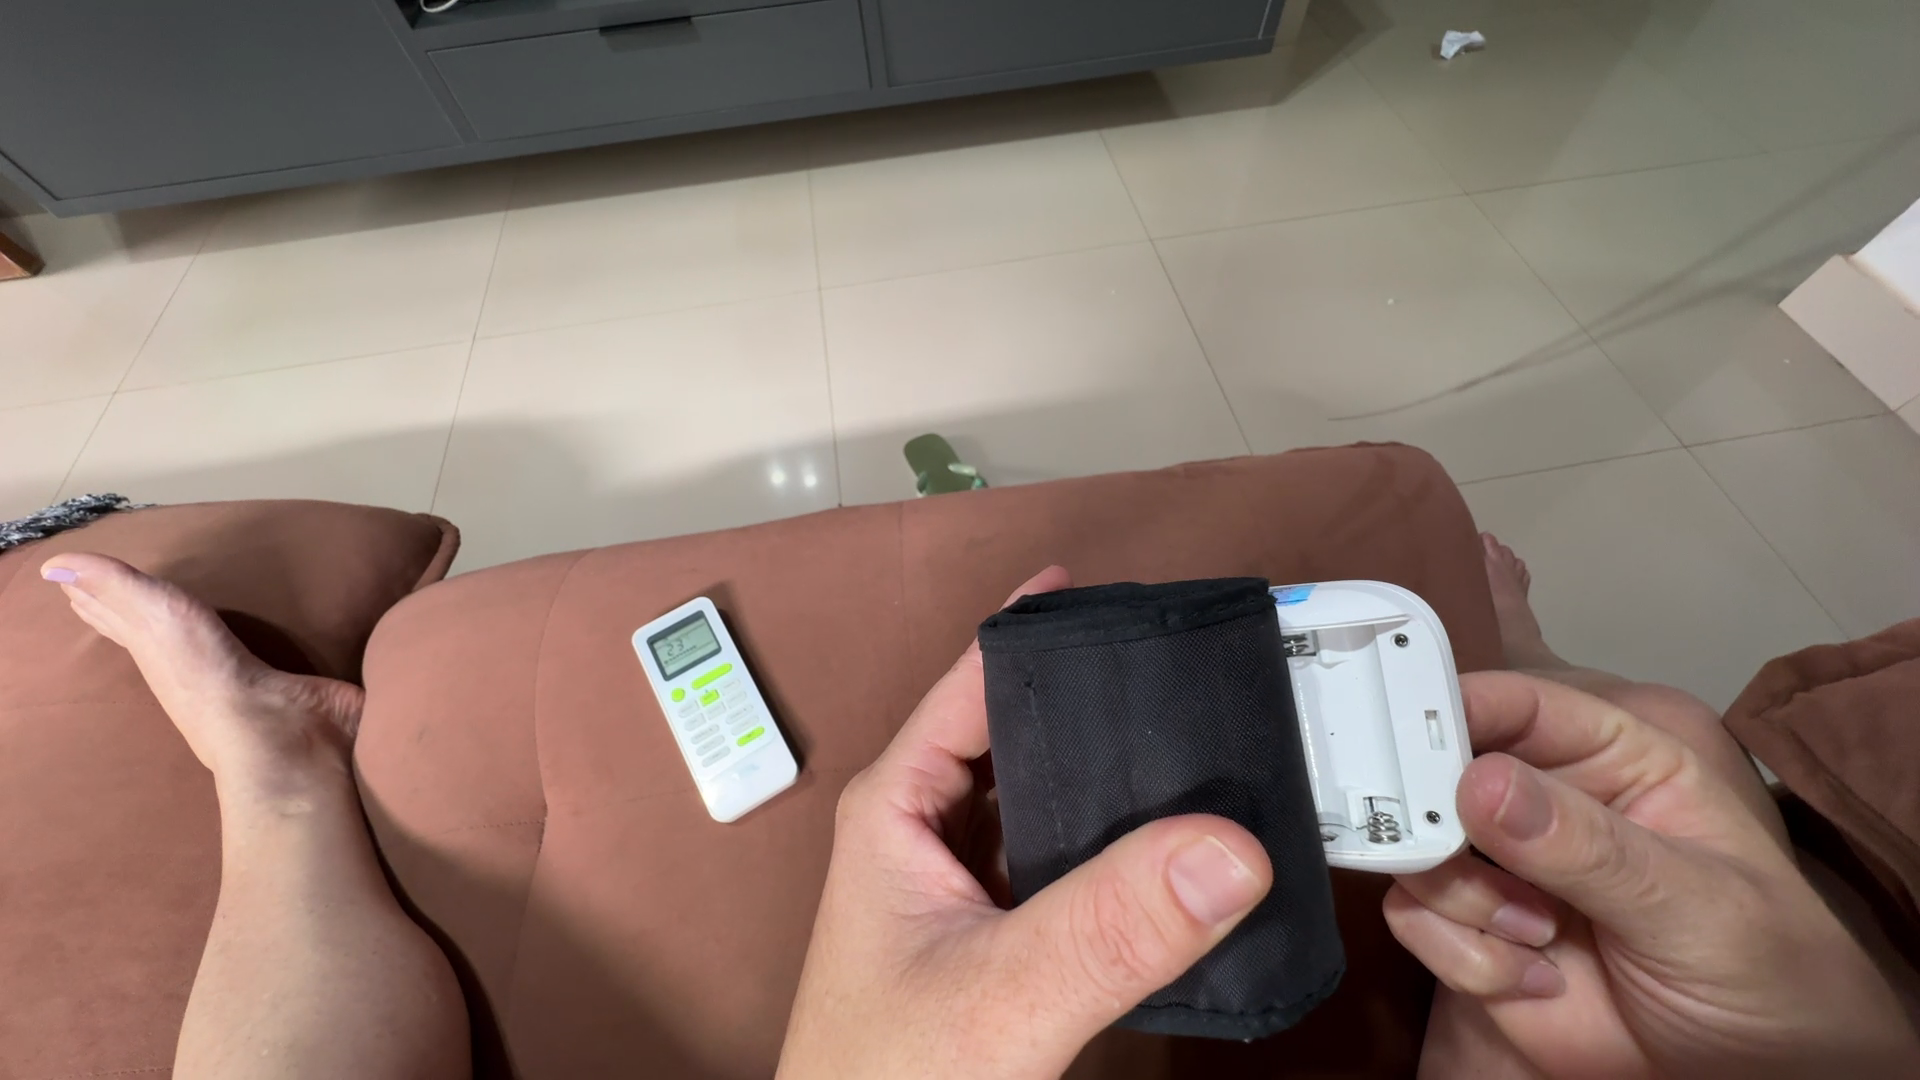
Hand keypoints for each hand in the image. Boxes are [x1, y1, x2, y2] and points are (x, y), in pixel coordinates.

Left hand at [778, 567, 1272, 1079]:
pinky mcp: (991, 912)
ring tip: (1182, 731)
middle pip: (1009, 724)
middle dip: (1080, 691)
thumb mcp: (997, 999)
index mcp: (898, 801)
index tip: (1103, 591)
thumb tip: (1228, 845)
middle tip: (1168, 663)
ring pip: (1036, 785)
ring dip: (1097, 761)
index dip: (1031, 630)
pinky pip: (1054, 842)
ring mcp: (959, 866)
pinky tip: (1160, 829)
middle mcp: (925, 817)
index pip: (970, 682)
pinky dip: (1104, 827)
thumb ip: (1108, 927)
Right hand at [1386, 671, 1918, 1078]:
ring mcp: (1487, 858)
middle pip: (1434, 765)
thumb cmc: (1771, 980)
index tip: (1402, 725)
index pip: (1516, 705)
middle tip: (1443, 839)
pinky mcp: (1458, 920)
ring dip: (1466, 898)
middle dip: (1428, 807)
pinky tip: (1531, 977)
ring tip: (1538, 933)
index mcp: (1604, 758)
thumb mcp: (1707, 911)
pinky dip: (1463, 954)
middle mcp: (1529, 797)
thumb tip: (1480, 783)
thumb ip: (1594, 847)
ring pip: (1413, 843)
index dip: (1456, 702)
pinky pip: (1410, 913)